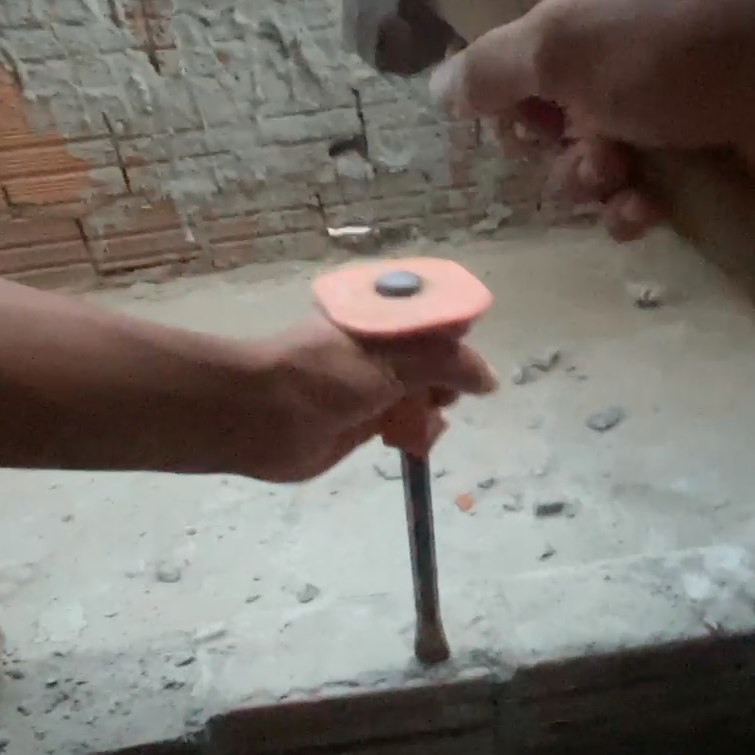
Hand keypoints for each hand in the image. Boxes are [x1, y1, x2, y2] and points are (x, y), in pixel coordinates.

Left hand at [227, 317, 496, 482]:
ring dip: (433, 409)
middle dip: (447, 378)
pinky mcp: (370, 420)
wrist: (265, 418)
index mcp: (382, 314)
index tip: (459, 357)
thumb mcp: (393, 359)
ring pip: (428, 394)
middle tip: (436, 393)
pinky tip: (410, 440)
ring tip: (419, 420)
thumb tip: (489, 381)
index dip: (455, 334)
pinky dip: (418, 433)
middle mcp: (382, 345)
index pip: (436, 314)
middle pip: (438, 358)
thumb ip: (447, 364)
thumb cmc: (325, 375)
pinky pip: (411, 424)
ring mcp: (376, 384)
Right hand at [428, 0, 754, 236]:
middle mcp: (632, 6)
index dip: (502, 62)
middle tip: (566, 144)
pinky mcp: (705, 129)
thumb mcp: (565, 41)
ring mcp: (672, 71)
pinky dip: (634, 199)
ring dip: (589, 175)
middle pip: (551, 87)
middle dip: (550, 135)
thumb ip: (491, 68)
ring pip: (592, 141)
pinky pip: (642, 173)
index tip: (501, 105)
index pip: (520, 4)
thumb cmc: (682, 33)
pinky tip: (643, 213)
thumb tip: (436, 87)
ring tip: (615, 180)